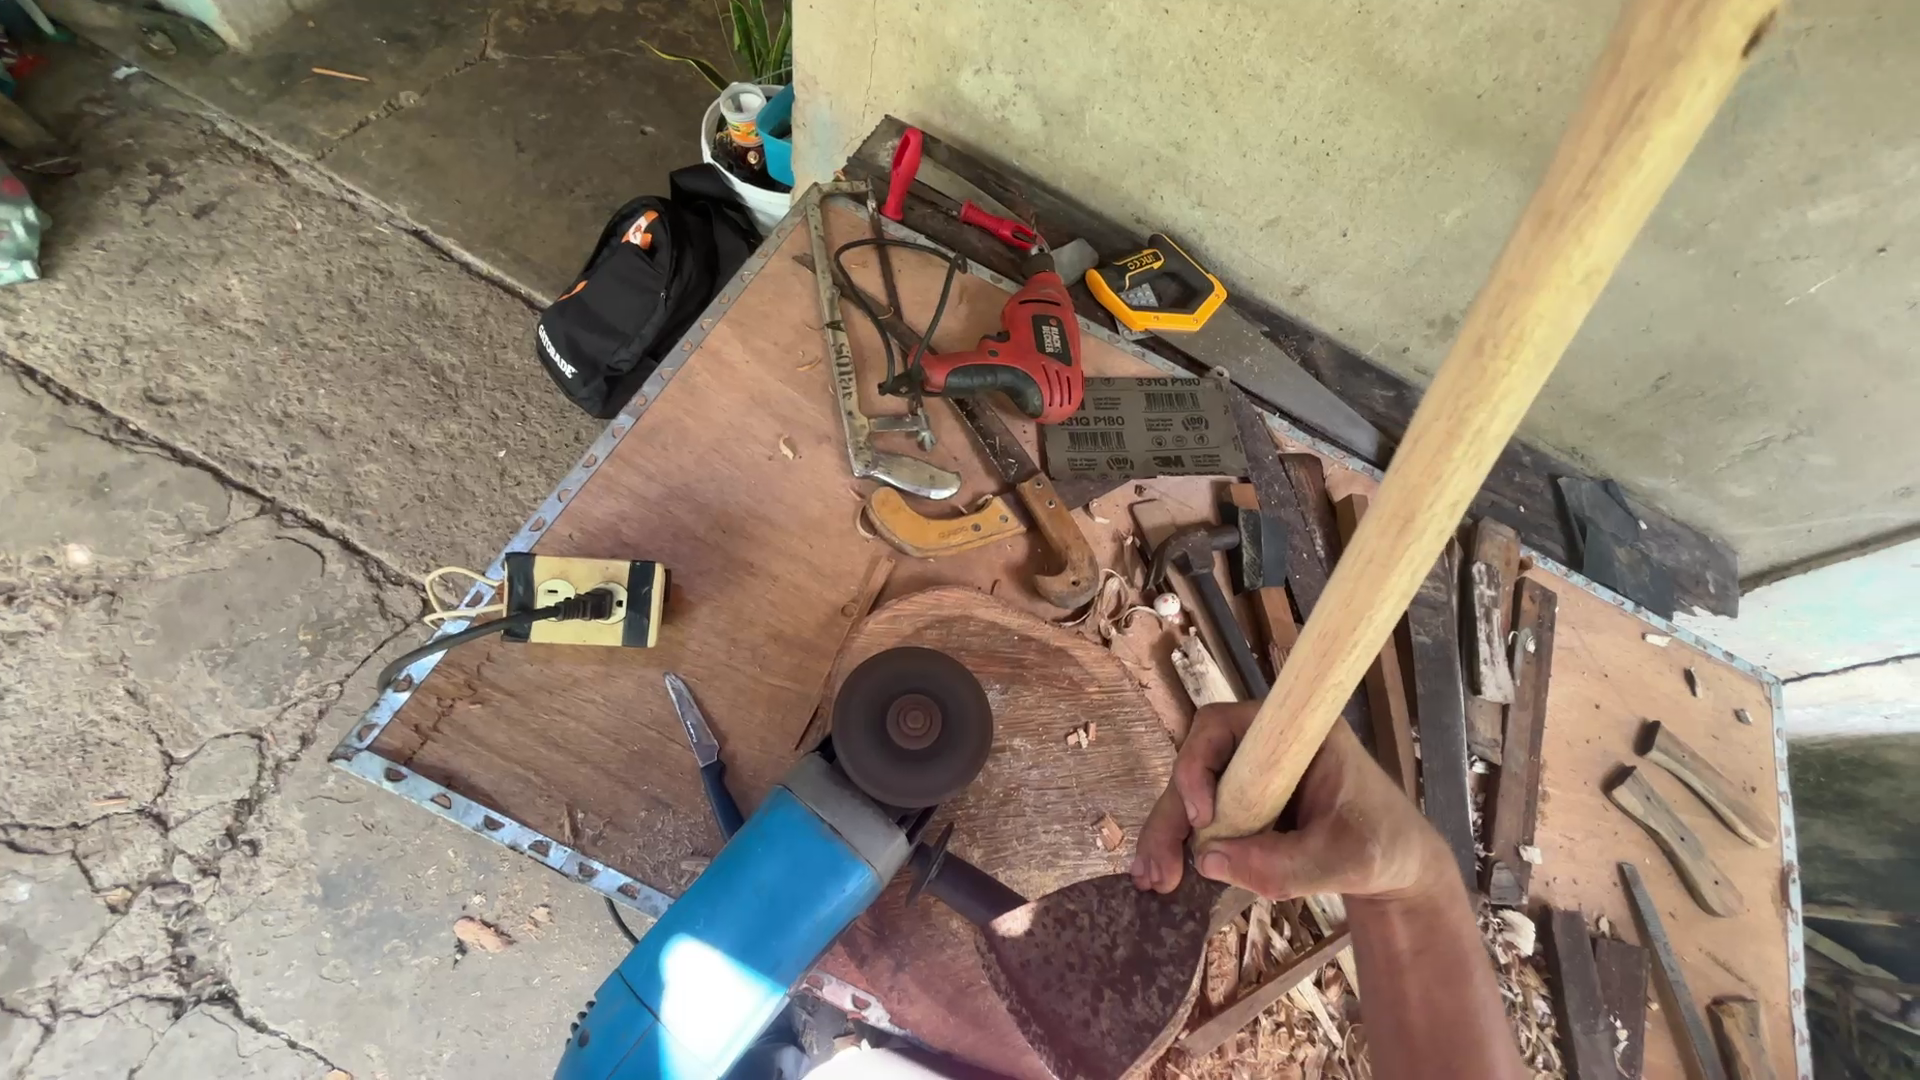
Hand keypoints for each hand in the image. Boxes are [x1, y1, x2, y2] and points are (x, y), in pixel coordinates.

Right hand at [1131, 702, 1454, 901]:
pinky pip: (1199, 818)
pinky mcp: (1239, 804)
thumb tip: (1206, 861)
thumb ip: (1284, 862)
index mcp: (1288, 732)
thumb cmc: (1384, 847)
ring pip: (1188, 793)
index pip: (1220, 725)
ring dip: (1166, 834)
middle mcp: (1257, 746)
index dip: (1199, 760)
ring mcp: (1245, 775)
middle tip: (1157, 868)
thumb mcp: (1346, 858)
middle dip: (1171, 815)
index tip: (1205, 815)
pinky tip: (1162, 875)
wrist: (1400, 868)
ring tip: (1152, 880)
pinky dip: (1179, 846)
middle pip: (1193, 764)